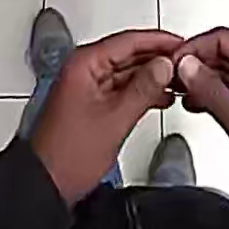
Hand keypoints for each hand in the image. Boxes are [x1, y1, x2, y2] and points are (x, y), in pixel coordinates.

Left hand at [30, 29, 181, 203]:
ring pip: (127, 70)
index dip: (158, 40)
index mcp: (85, 63)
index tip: (180, 43)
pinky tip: (160, 96)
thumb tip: (164, 64)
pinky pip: (122, 86)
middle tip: (183, 63)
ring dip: (152, 75)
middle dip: (157, 58)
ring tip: (178, 80)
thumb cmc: (66, 155)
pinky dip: (142, 90)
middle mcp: (85, 68)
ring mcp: (89, 84)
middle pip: (128, 53)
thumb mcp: (114, 120)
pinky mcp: (92, 100)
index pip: (128, 41)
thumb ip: (143, 88)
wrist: (45, 187)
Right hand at [174, 28, 228, 228]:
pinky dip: (218, 96)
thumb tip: (188, 66)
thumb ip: (211, 91)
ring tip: (181, 94)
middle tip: (172, 79)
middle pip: (225, 51)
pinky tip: (201, 106)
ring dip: (205, 82)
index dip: (193, 48)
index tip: (172, 63)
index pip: (222, 37)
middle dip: (197, 65)